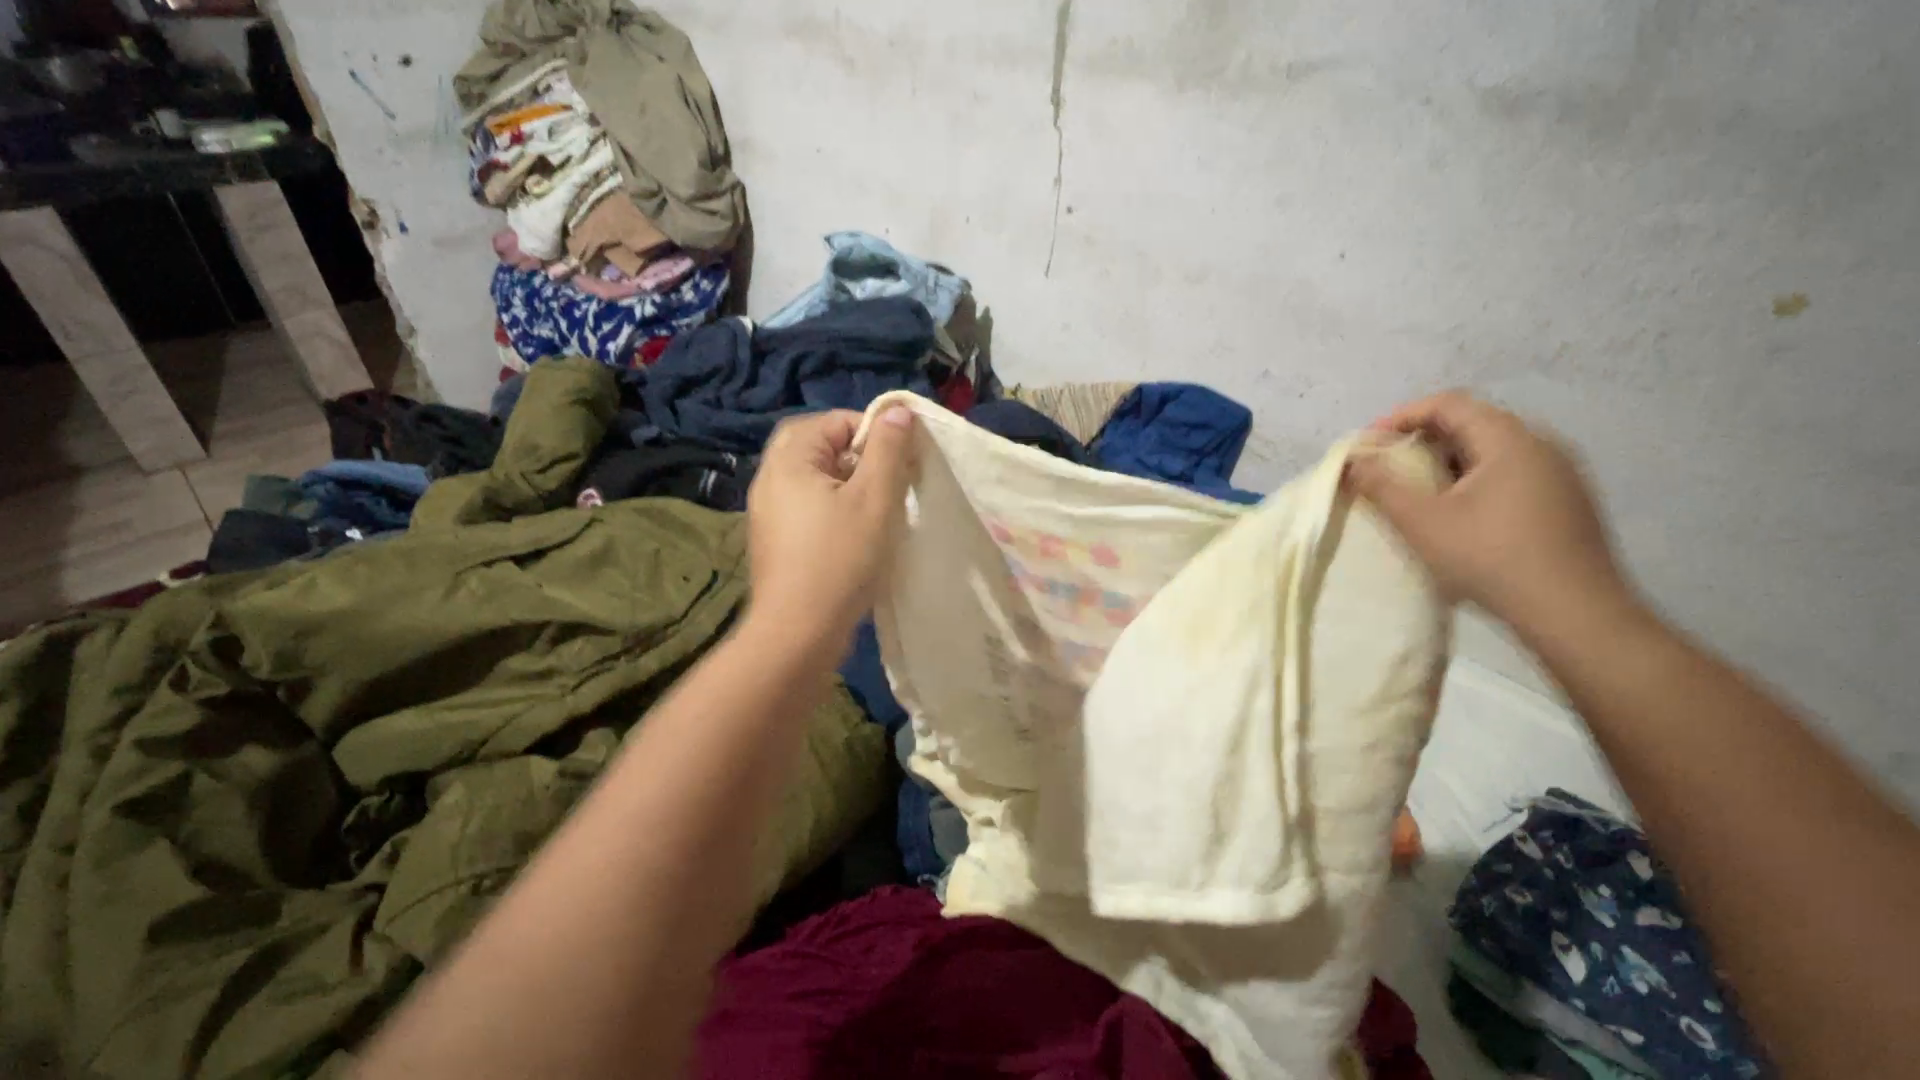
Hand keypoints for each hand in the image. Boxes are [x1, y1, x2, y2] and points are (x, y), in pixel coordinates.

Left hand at [743, 407, 915, 654]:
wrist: (798, 632)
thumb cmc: (840, 559)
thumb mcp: (874, 498)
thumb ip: (888, 449)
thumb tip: (897, 409)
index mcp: (789, 459)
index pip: (834, 421)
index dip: (874, 433)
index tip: (902, 461)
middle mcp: (770, 479)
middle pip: (819, 447)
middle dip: (859, 458)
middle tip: (889, 481)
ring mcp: (768, 513)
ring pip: (815, 480)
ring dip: (849, 486)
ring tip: (879, 511)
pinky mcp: (774, 542)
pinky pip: (807, 509)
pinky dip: (834, 511)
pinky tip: (857, 538)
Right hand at [1345, 391, 1635, 632]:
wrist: (1576, 615)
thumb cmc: (1492, 559)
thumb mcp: (1423, 523)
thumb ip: (1382, 486)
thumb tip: (1352, 461)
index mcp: (1509, 439)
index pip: (1448, 404)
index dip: (1402, 417)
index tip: (1370, 445)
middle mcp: (1542, 445)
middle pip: (1472, 424)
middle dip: (1423, 442)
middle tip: (1389, 470)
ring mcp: (1562, 475)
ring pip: (1493, 453)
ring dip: (1450, 465)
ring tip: (1420, 497)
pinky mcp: (1570, 504)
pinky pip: (1514, 476)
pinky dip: (1477, 483)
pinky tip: (1462, 519)